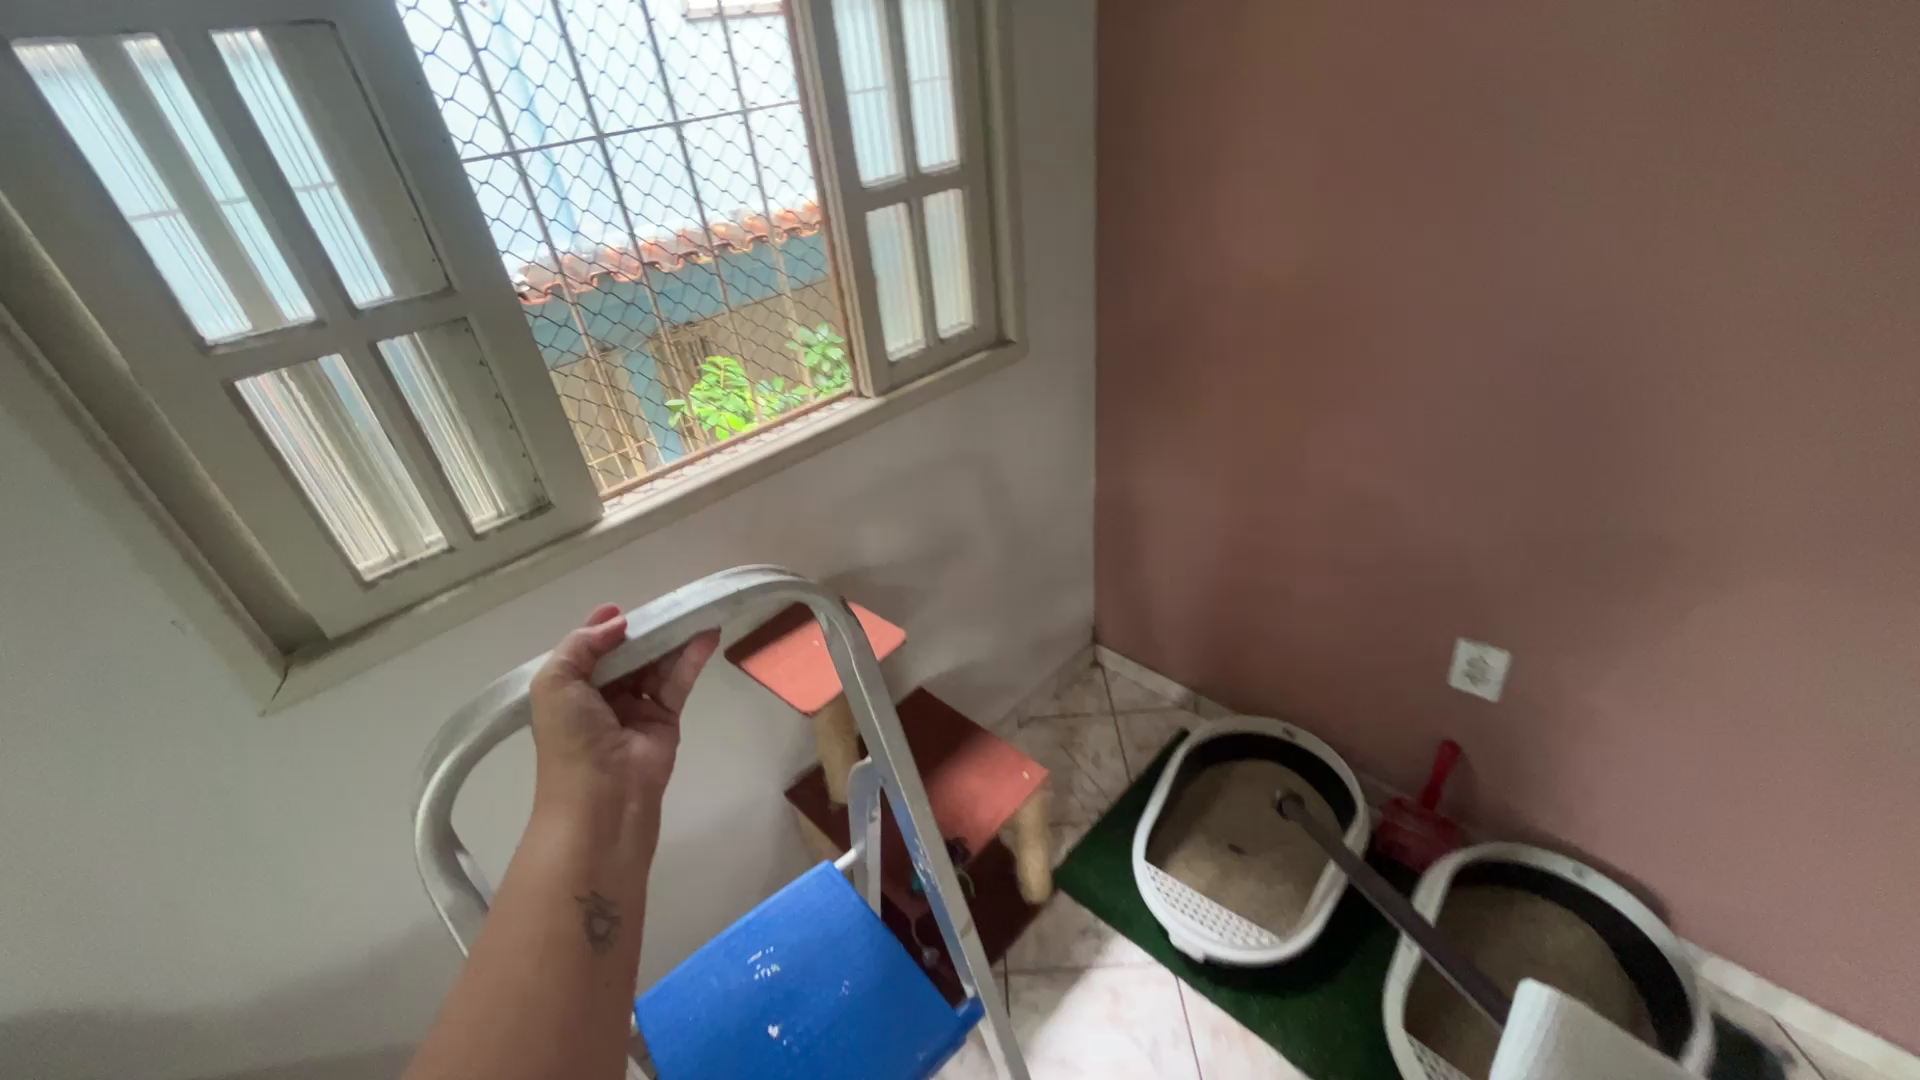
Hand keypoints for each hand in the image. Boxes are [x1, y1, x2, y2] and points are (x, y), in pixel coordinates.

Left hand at [529, 604, 720, 817]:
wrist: (602, 797)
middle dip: (643, 631)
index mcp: (570, 690)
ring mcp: (636, 707)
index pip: (588, 652)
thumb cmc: (571, 738)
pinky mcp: (666, 717)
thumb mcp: (554, 683)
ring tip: (693, 612)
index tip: (618, 609)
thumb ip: (581, 645)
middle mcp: (602, 696)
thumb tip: (617, 622)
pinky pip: (679, 680)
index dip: (601, 629)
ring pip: (656, 664)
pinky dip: (692, 656)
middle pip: (626, 654)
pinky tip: (707, 634)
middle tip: (666, 605)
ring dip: (672, 639)